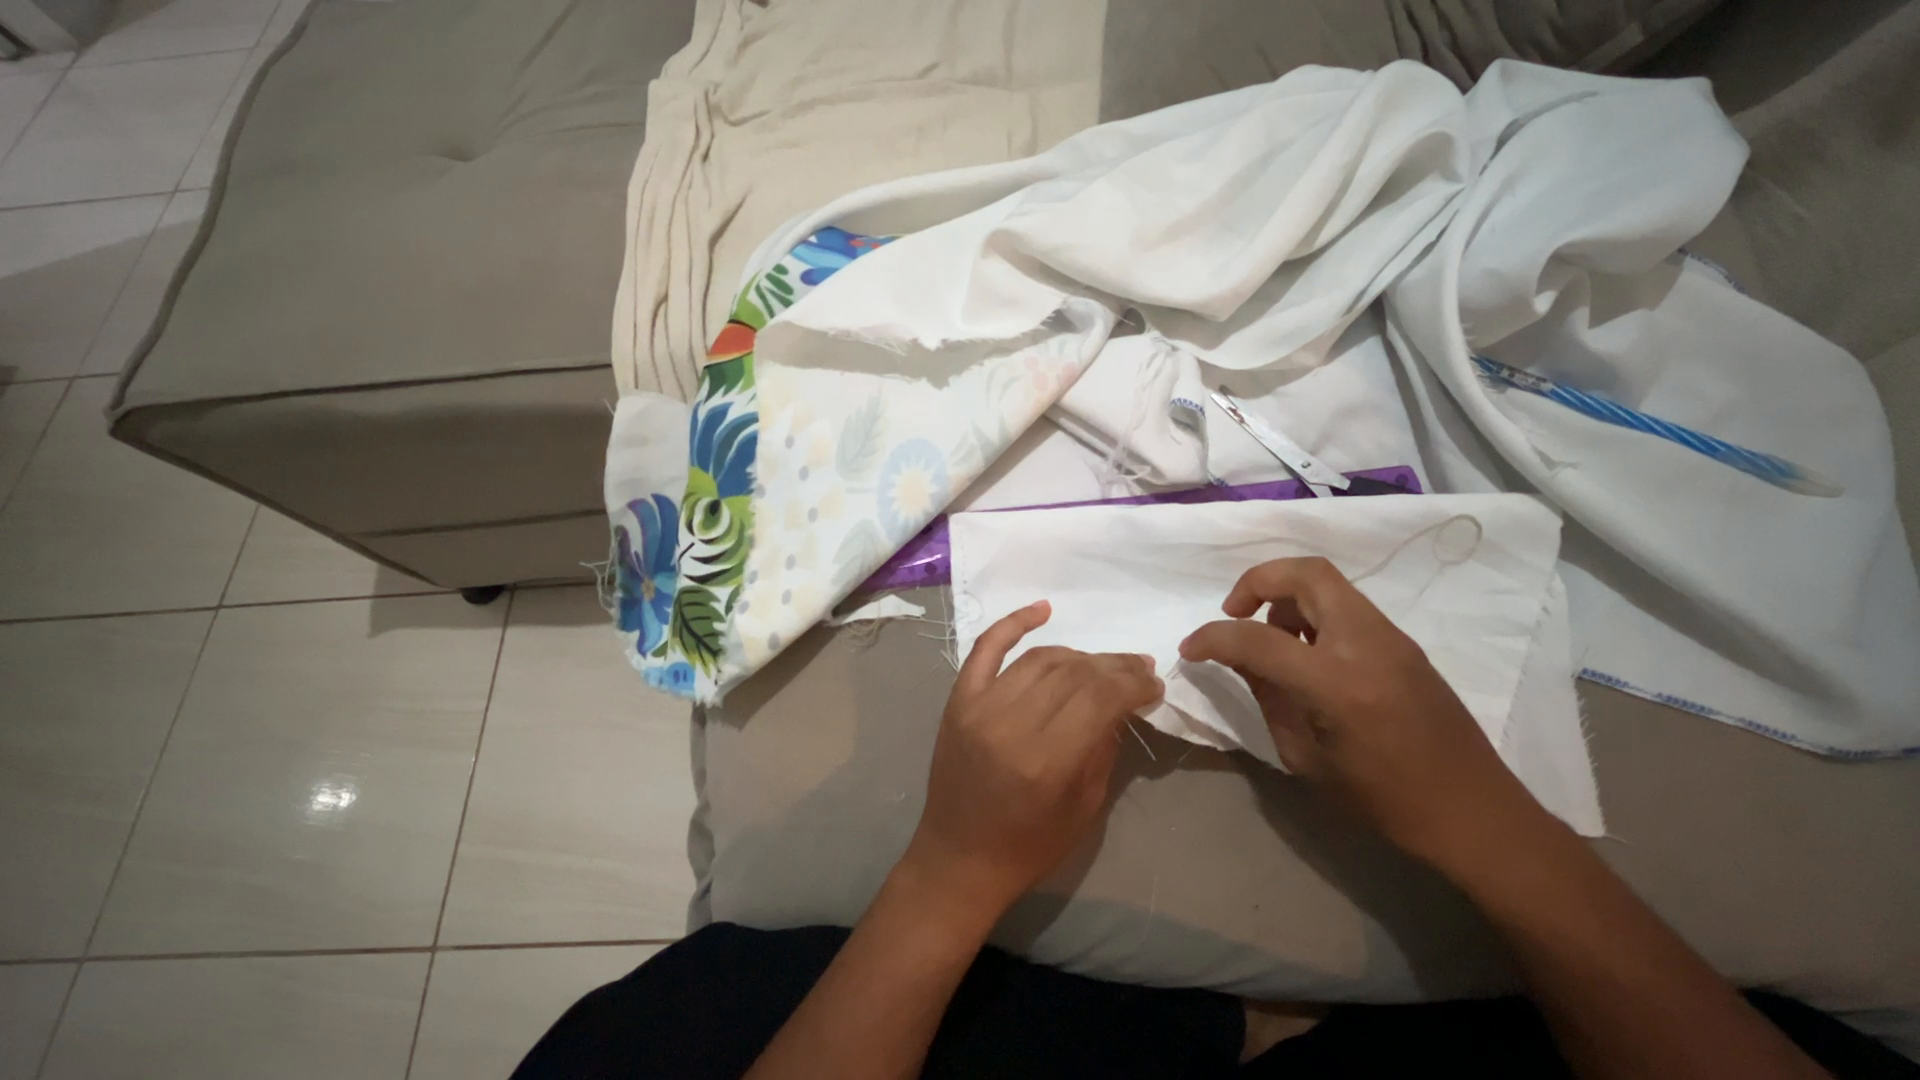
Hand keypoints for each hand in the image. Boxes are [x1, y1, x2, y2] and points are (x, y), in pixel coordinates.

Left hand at [901, 601, 1163, 915]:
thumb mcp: (1084, 807)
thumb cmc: (1028, 846)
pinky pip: (986, 648)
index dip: (1134, 684)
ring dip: (1079, 655)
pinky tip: (1043, 610)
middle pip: (1074, 672)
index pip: (1101, 697)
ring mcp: (978, 707)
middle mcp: (1010, 724)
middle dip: (1115, 667)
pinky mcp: (958, 701)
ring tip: (1104, 664)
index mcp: (1046, 759)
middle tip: (1139, 670)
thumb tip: (1124, 701)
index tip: (1154, 685)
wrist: (958, 858)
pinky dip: (1014, 623)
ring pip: (1040, 658)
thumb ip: (1105, 747)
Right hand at [1179, 557, 1546, 872]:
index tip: (1190, 650)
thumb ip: (1267, 696)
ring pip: (1328, 585)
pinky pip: (1347, 608)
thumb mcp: (1304, 757)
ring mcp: (1391, 638)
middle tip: (1235, 613)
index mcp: (1336, 682)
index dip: (1213, 637)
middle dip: (1258, 582)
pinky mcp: (1404, 644)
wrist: (1472, 812)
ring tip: (1271, 642)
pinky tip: (1305, 657)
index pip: (1257, 638)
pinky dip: (1314, 614)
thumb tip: (1237, 657)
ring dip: (1287, 599)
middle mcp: (1366, 643)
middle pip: (1306, 573)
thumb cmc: (1381, 800)